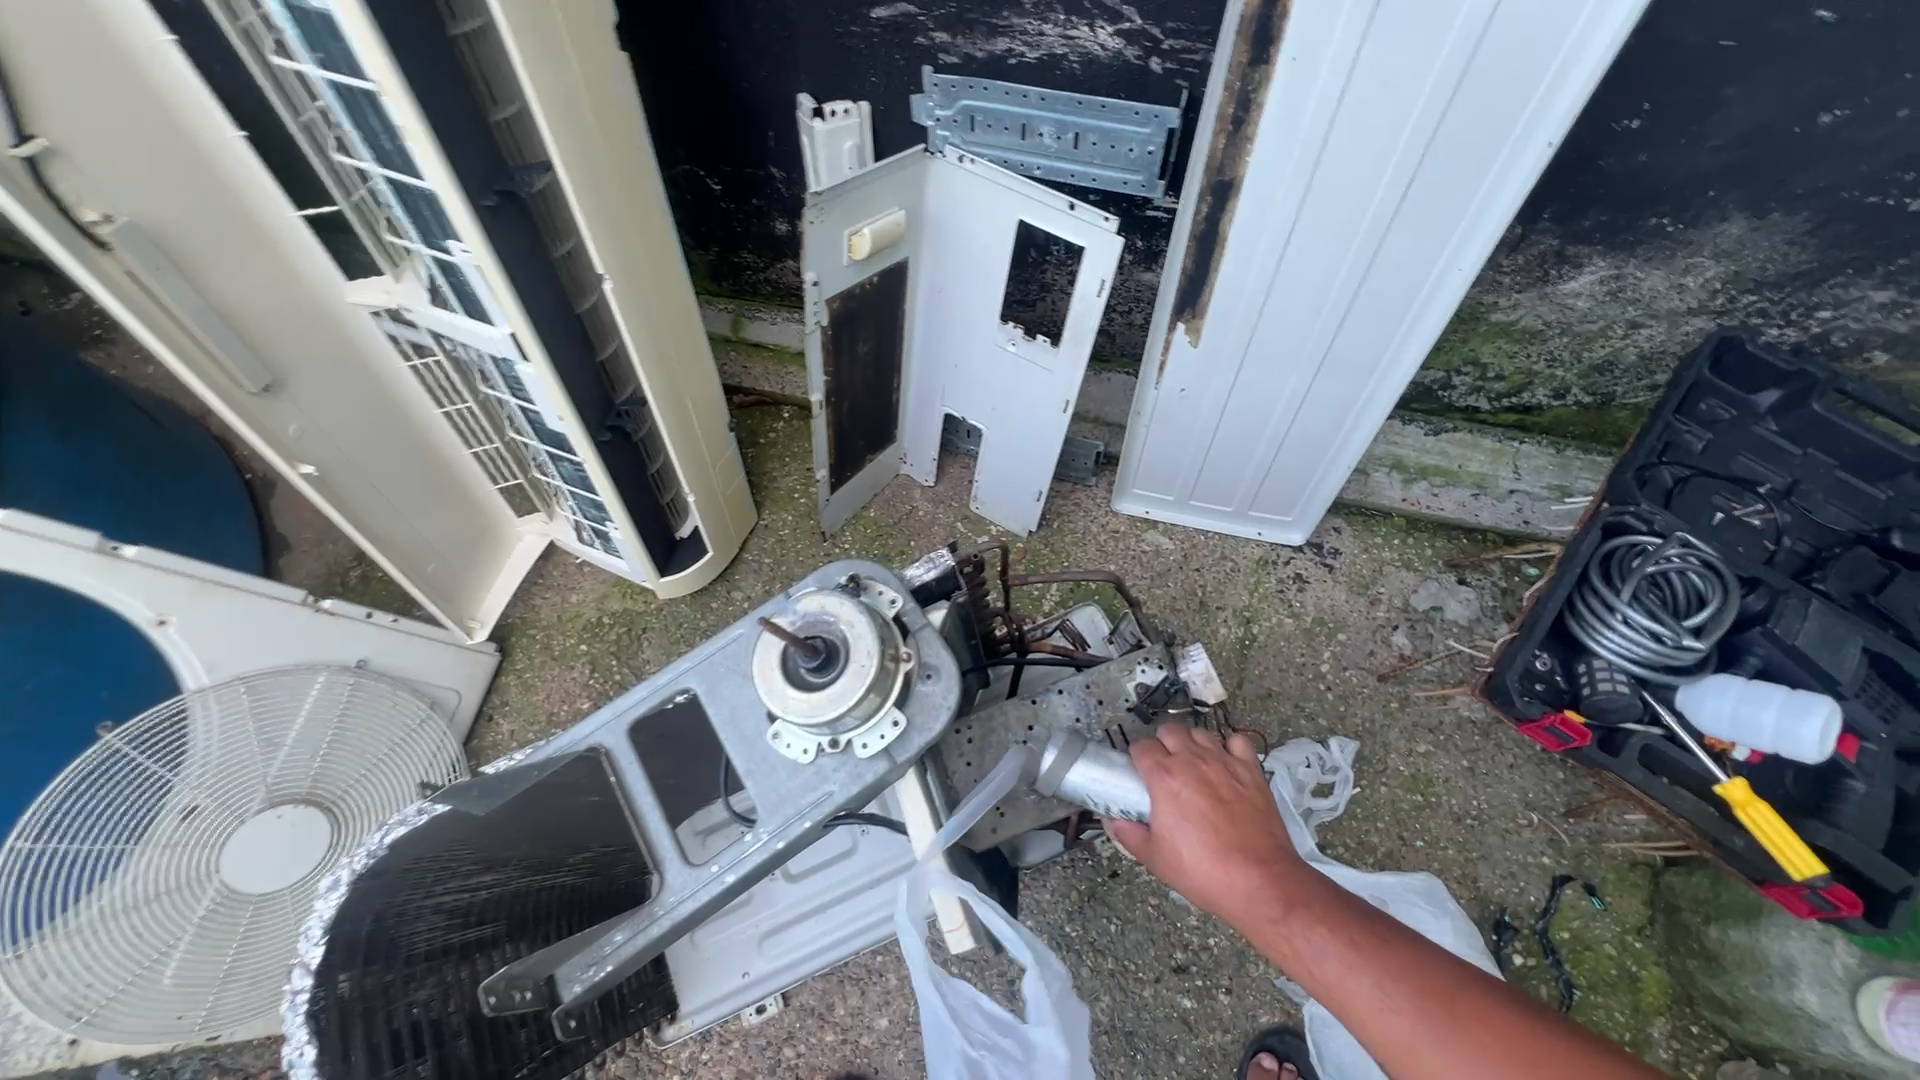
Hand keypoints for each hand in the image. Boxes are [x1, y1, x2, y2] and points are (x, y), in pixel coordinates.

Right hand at [1107, 725, 1308, 927]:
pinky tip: (1226, 762)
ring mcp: (1225, 763)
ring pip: (1201, 733)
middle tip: (1163, 766)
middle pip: (1170, 731)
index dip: (1136, 756)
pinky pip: (1238, 742)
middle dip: (1162, 743)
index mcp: (1164, 777)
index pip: (1141, 746)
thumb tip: (1115, 823)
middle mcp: (1193, 762)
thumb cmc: (1203, 871)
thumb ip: (1129, 835)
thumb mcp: (1155, 858)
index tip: (1138, 770)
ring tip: (1192, 763)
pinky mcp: (1251, 771)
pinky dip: (1230, 747)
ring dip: (1192, 742)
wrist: (1258, 881)